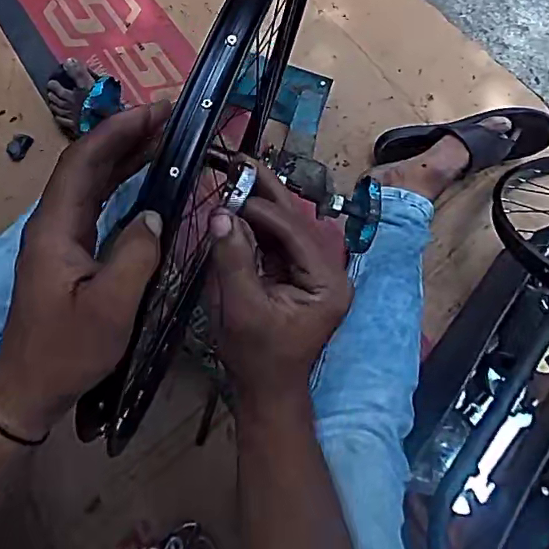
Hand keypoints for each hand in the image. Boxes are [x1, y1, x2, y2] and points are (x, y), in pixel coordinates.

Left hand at [0, 100, 170, 438]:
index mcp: (55, 224)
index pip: (84, 160)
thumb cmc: (66, 351)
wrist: (28, 387)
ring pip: (92, 179)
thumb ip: (135, 257)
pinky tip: (145, 179)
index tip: (154, 111)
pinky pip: (97, 201)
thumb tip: (156, 215)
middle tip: (168, 117)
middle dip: (125, 134)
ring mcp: (59, 232)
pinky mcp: (68, 247)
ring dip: (124, 155)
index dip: (118, 130)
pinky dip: (122, 182)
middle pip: (87, 162)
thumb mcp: (110, 308)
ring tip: (164, 136)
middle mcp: (53, 219)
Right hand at [209, 168, 352, 409]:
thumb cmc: (256, 355)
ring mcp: (312, 271)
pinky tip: (236, 201)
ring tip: (235, 172)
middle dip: (267, 189)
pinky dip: (254, 219)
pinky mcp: (295, 272)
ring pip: (285, 224)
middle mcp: (327, 270)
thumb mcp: (241, 308)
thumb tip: (221, 213)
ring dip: (259, 199)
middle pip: (296, 219)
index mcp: (327, 282)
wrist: (265, 389)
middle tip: (241, 159)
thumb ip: (232, 259)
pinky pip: (275, 237)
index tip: (228, 191)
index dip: (261, 209)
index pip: (294, 231)